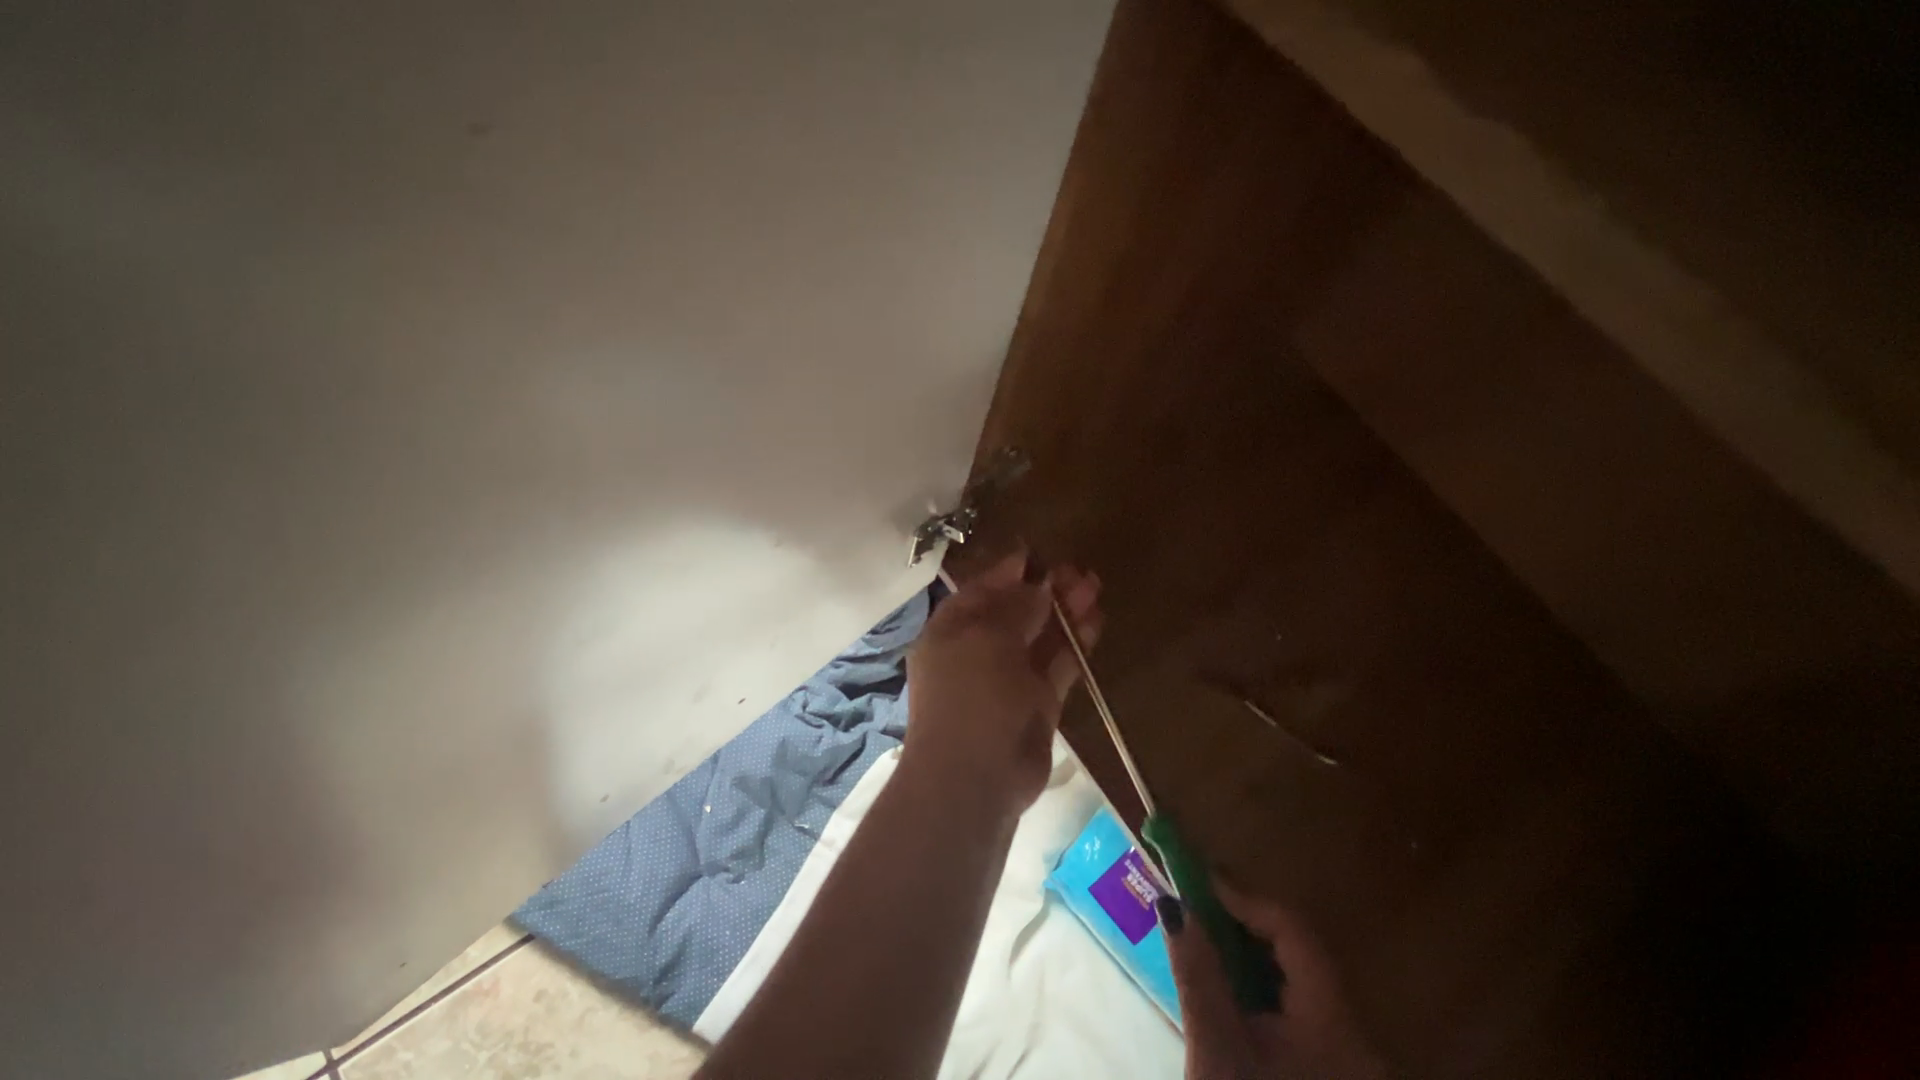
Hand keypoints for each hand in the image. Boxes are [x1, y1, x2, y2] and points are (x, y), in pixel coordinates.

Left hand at [901, 550, 1101, 817]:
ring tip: (1095, 587)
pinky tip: (1095, 622)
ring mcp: (1007, 680)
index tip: (1038, 555)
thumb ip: (1016, 607)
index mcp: (949, 632)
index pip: (979, 592)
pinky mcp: (1036, 705)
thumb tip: (1038, 584)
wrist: (975, 778)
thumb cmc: (971, 696)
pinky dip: (1075, 644)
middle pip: (1014, 612)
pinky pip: (1057, 666)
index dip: (1008, 573)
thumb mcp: (988, 639)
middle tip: (1080, 571)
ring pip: (1039, 637)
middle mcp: (976, 652)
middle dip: (1045, 590)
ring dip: (1065, 613)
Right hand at [1162, 882, 1386, 1079]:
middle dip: (1244, 924)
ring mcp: (1347, 1055)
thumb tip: (1174, 906)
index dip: (1246, 899)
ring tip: (1204, 938)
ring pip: (1298, 981)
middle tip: (1195, 905)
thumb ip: (1197, 974)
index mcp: (1334, 1021)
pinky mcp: (1331, 1069)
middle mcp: (1355, 1032)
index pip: (1294, 932)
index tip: (1199, 880)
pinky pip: (1299, 1008)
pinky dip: (1261, 987)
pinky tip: (1229, 990)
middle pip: (1300, 953)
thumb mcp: (1216, 1048)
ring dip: (1249, 954)